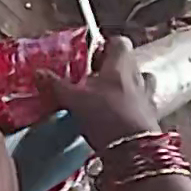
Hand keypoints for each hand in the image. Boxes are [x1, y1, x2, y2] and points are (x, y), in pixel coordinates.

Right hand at [37, 36, 159, 147]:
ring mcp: (149, 96)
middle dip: (112, 70)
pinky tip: (117, 118)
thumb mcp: (74, 100)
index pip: (119, 41)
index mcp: (121, 64)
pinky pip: (142, 104)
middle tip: (93, 80)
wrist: (133, 149)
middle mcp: (139, 76)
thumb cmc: (106, 115)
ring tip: (107, 99)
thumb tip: (38, 73)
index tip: (91, 57)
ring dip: (125, 88)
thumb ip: (56, 85)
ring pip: (138, 83)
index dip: (105, 46)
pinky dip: (131, 107)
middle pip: (128, 63)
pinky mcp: (152, 117)